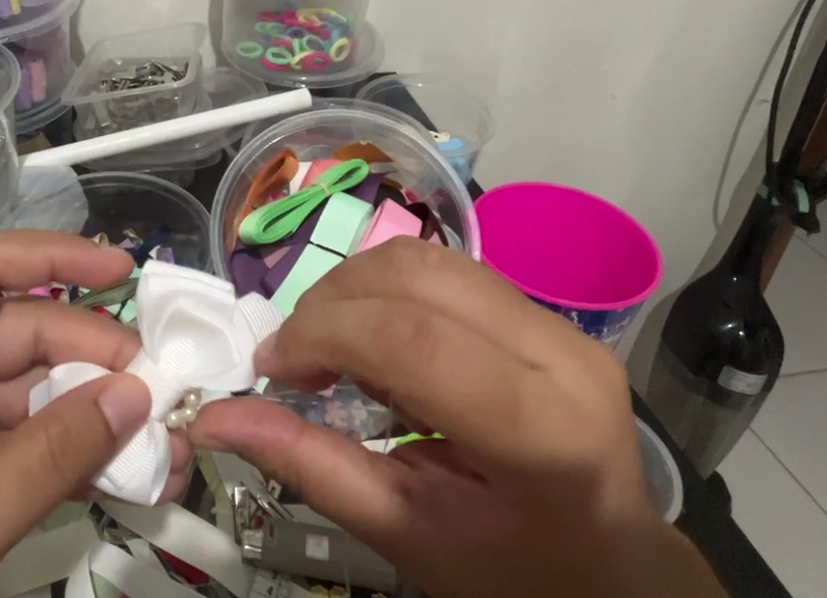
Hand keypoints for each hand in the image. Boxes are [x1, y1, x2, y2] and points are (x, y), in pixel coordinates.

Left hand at [0, 231, 191, 597]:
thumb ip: (42, 463)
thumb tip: (135, 394)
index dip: (47, 257)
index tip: (121, 270)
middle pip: (19, 335)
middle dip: (93, 354)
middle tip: (163, 391)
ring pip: (36, 394)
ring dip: (99, 413)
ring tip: (164, 444)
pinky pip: (34, 450)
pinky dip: (81, 459)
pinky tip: (131, 475)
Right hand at [189, 239, 723, 597]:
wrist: (614, 571)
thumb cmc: (512, 572)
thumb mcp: (407, 535)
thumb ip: (310, 466)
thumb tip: (212, 419)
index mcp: (540, 431)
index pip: (413, 340)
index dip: (323, 336)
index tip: (269, 368)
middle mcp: (560, 354)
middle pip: (417, 278)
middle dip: (331, 303)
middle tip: (293, 359)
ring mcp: (560, 325)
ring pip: (427, 259)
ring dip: (354, 287)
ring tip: (328, 345)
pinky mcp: (546, 312)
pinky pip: (446, 270)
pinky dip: (386, 290)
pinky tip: (372, 337)